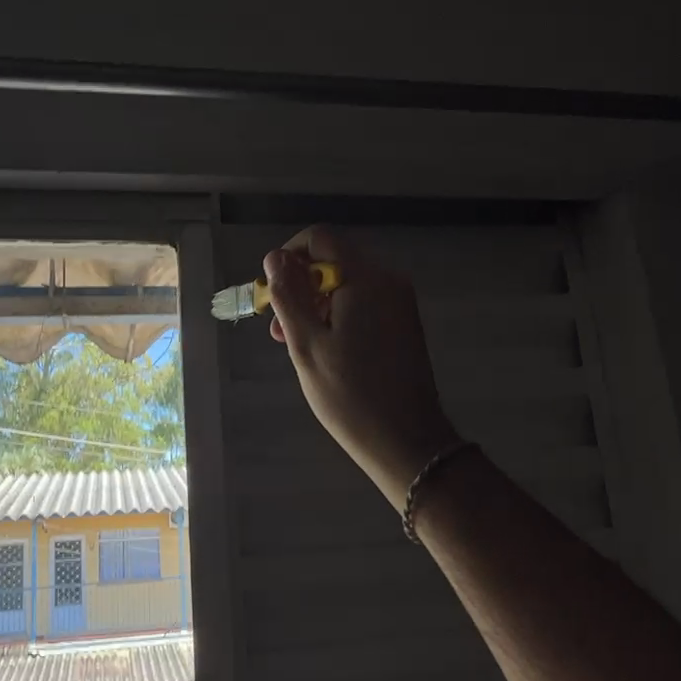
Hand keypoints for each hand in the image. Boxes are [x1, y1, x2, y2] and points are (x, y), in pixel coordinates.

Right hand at [265, 226, 459, 505]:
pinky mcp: (403, 324)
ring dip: (316, 305)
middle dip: (300, 286)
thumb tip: (276, 257)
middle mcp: (388, 281)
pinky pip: (364, 304)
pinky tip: (325, 351)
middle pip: (335, 262)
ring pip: (348, 285)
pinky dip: (339, 316)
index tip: (272, 292)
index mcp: (366, 279)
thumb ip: (289, 296)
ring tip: (295, 345)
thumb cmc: (350, 396)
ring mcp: (400, 303)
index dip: (289, 257)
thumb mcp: (307, 345)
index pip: (321, 239)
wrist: (408, 441)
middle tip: (279, 329)